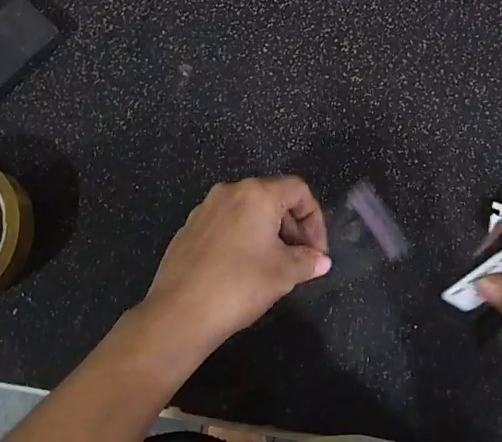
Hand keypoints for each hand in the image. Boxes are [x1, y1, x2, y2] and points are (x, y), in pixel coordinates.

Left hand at [139, 176, 332, 354]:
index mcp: (256, 194)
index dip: (315, 219)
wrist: (180, 311)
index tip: (317, 252)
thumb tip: (321, 260)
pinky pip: (226, 224)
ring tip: (273, 267)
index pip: (298, 190)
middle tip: (300, 260)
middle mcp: (230, 191)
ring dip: (268, 234)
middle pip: (272, 198)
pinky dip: (242, 239)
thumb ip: (306, 261)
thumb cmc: (240, 284)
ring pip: (248, 211)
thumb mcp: (283, 274)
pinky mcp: (189, 228)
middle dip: (292, 227)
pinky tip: (242, 270)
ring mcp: (205, 208)